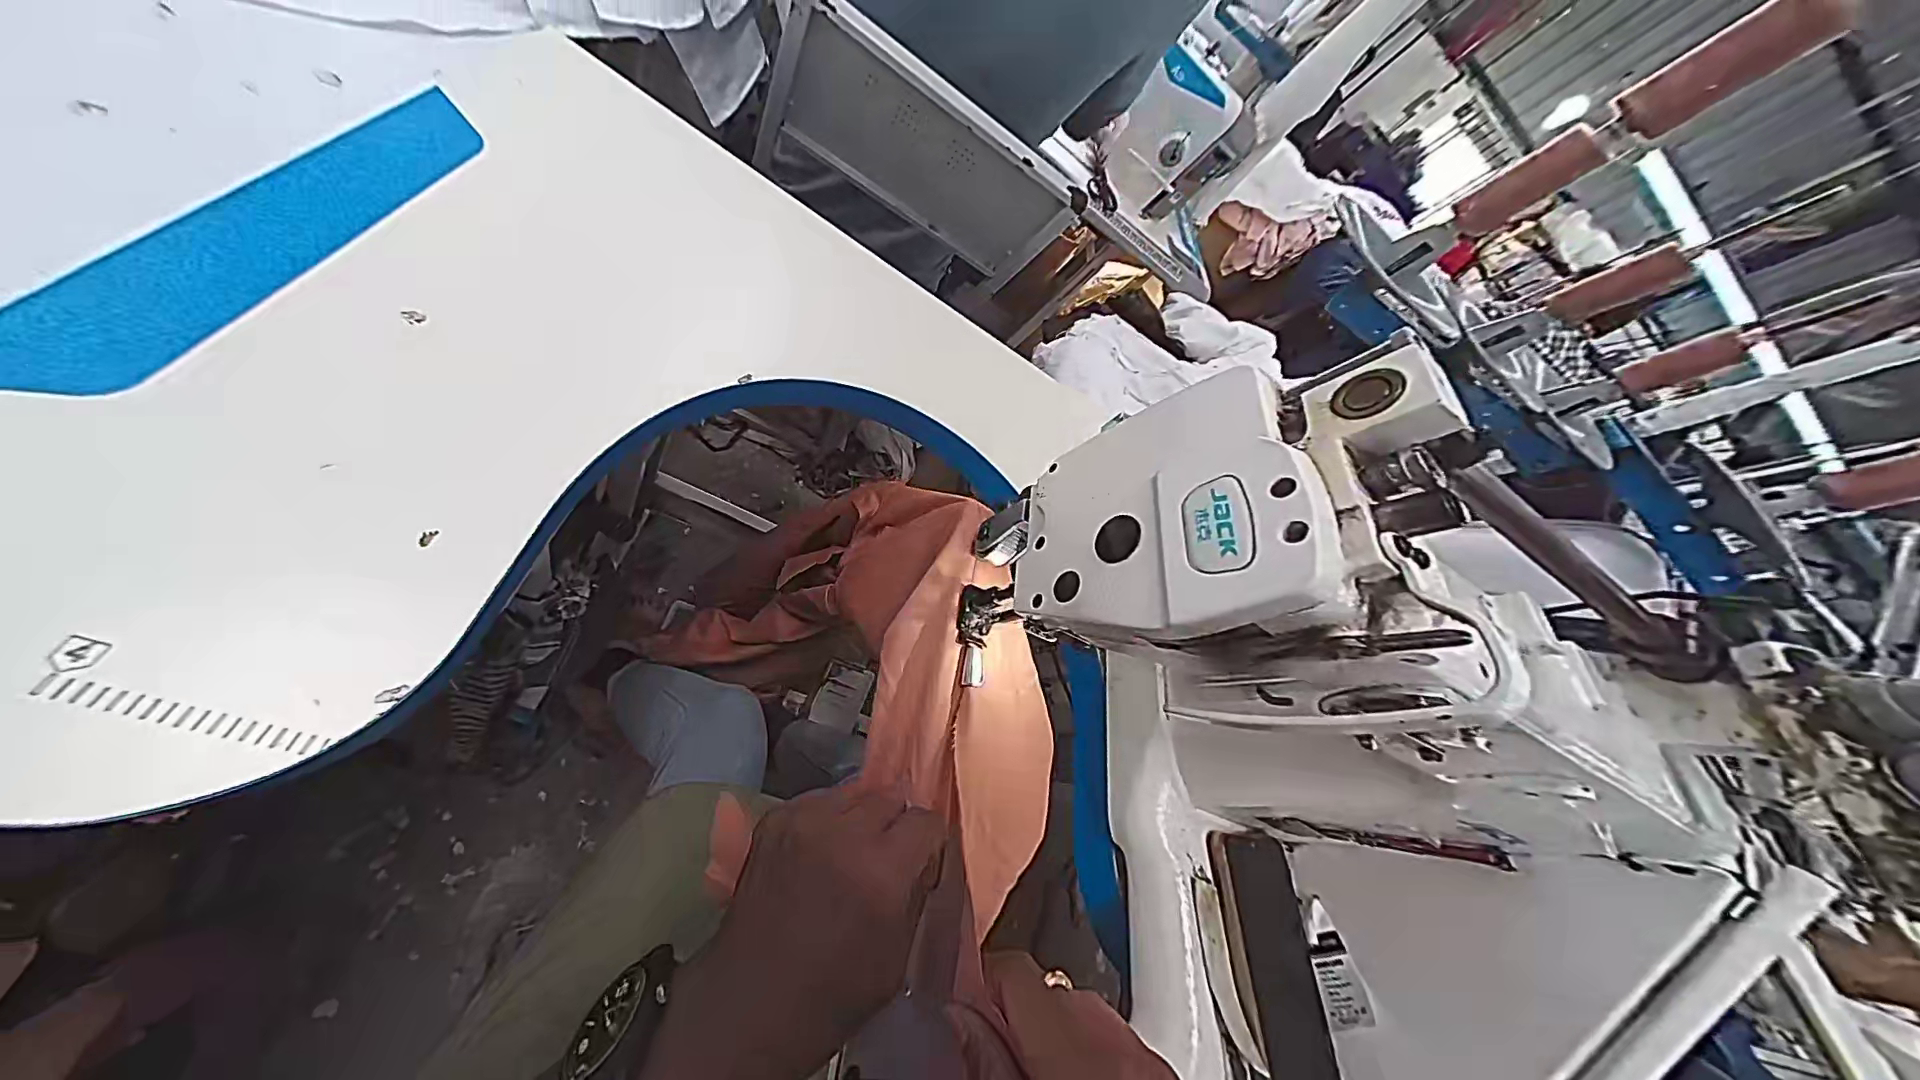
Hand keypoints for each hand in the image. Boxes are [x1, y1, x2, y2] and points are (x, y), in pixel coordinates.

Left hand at [639, 786, 946, 1079]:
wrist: (749, 1003)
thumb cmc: (835, 992)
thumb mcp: (898, 953)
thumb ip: (918, 891)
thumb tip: (926, 855)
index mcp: (882, 871)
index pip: (927, 821)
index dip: (928, 844)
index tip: (921, 862)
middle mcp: (844, 833)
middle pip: (892, 798)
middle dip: (895, 826)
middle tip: (885, 858)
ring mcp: (804, 820)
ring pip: (856, 791)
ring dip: (862, 817)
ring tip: (850, 851)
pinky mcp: (775, 819)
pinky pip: (820, 799)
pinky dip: (828, 818)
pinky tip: (820, 850)